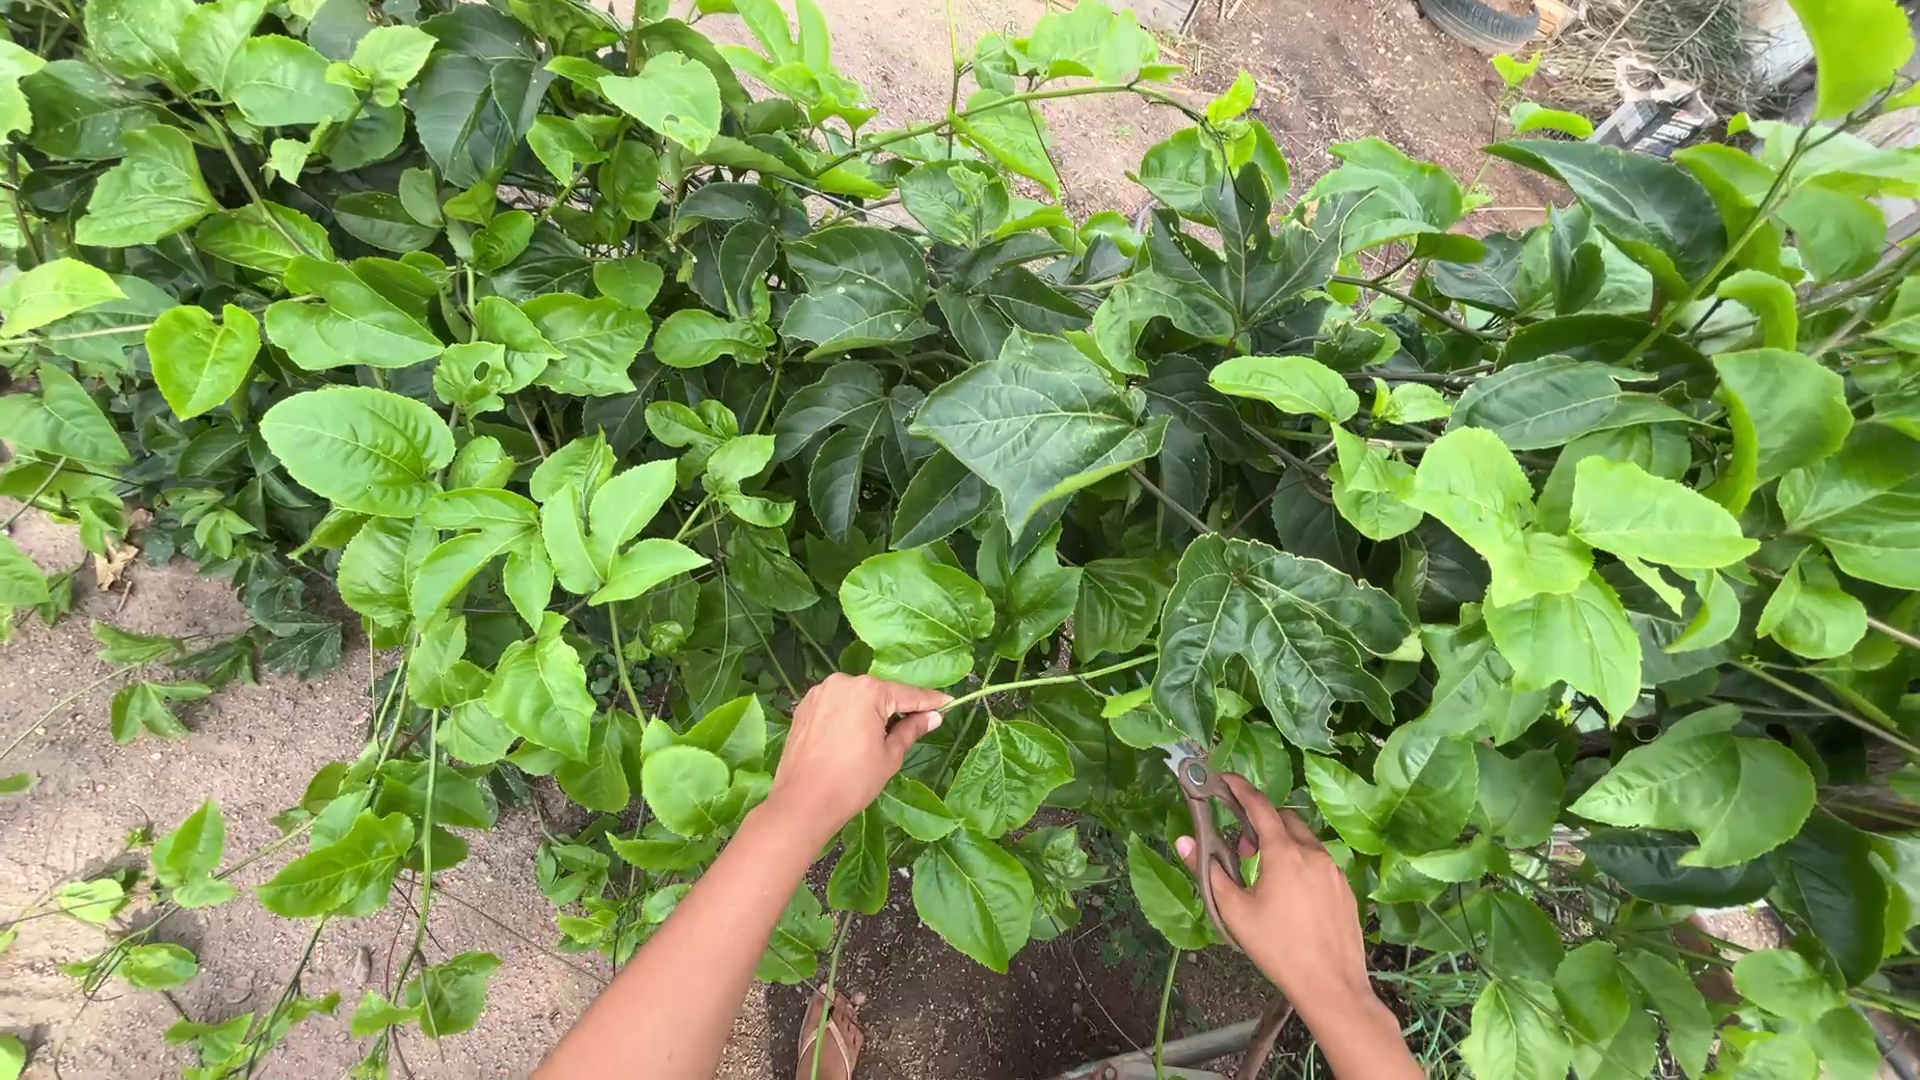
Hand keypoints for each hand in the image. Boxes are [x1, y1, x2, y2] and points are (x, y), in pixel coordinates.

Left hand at [765, 674, 948, 843]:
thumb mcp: (890, 756)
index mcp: (868, 691)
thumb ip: (911, 729)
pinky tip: (855, 734)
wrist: (802, 803)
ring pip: (857, 697)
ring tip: (883, 733)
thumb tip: (933, 716)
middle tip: (919, 721)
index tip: (948, 701)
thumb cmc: (852, 781)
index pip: (907, 694)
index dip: (929, 701)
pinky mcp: (805, 706)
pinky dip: (849, 714)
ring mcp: (820, 692)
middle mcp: (843, 682)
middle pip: (880, 692)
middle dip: (898, 706)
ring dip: (871, 710)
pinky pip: (837, 704)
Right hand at [1176, 774, 1374, 1017]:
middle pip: (1283, 817)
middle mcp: (1312, 852)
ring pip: (1303, 838)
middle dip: (1260, 820)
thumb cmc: (1278, 948)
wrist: (1333, 989)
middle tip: (1242, 847)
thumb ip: (1209, 871)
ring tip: (1264, 871)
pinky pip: (1319, 860)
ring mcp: (1334, 871)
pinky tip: (1290, 891)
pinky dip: (1300, 859)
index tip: (1224, 778)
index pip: (1259, 805)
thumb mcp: (1235, 911)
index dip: (1239, 787)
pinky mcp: (1346, 890)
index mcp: (1284, 852)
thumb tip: (1185, 840)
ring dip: (1281, 840)